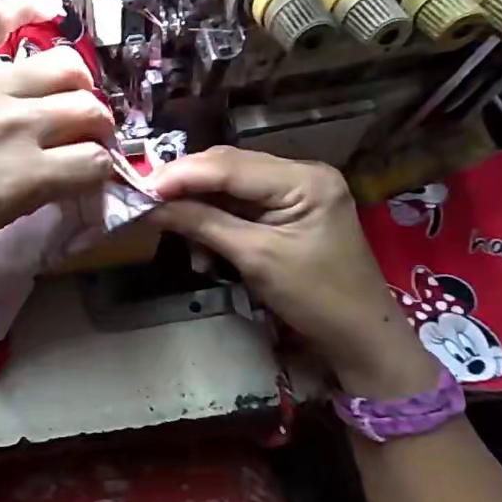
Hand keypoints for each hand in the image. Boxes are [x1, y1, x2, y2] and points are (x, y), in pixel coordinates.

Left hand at [0, 0, 114, 292]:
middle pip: (87, 109)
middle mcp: (17, 125)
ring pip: (63, 65)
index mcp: (28, 177)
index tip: (92, 171)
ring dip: (77, 82)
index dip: (102, 168)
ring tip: (66, 91)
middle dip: (97, 124)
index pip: (95, 163)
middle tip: (83, 133)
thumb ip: (34, 190)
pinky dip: (25, 5)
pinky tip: (48, 9)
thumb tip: (58, 169)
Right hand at [151, 147, 443, 398]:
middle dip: (187, 189)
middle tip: (148, 207)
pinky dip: (218, 225)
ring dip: (201, 212)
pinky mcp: (289, 210)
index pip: (229, 165)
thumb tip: (153, 206)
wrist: (360, 336)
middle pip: (228, 169)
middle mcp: (301, 173)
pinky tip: (207, 254)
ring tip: (186, 246)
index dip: (182, 174)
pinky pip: (242, 206)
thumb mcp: (255, 258)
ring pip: (230, 187)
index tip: (141, 188)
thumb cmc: (315, 297)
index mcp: (304, 179)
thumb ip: (204, 224)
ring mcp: (296, 191)